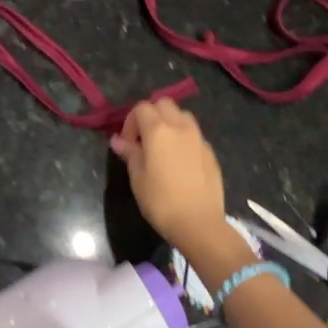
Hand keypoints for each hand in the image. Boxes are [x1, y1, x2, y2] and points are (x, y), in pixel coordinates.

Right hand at [110, 99, 227, 249]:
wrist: (199, 223)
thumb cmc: (161, 201)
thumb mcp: (137, 177)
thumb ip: (129, 153)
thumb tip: (117, 140)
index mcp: (159, 130)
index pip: (141, 108)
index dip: (130, 122)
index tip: (128, 144)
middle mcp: (181, 127)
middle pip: (164, 104)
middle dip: (151, 115)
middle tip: (144, 140)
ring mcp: (199, 139)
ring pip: (182, 116)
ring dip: (169, 123)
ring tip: (162, 148)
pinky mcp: (210, 152)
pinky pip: (194, 135)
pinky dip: (183, 138)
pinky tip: (179, 162)